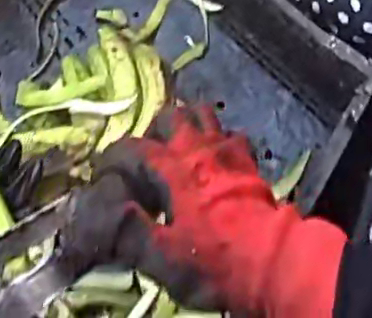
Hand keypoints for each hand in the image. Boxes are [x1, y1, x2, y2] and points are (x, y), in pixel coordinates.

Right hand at [67, 105, 344, 317]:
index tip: (103, 171)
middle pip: (170, 116)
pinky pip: (228, 132)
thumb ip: (131, 231)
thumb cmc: (212, 258)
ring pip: (201, 113)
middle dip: (153, 130)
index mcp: (171, 170)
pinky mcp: (245, 155)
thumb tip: (105, 210)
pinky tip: (215, 156)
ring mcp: (224, 146)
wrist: (268, 255)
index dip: (113, 157)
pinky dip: (218, 138)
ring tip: (179, 145)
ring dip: (187, 123)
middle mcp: (195, 147)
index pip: (133, 148)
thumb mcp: (163, 257)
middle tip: (148, 154)